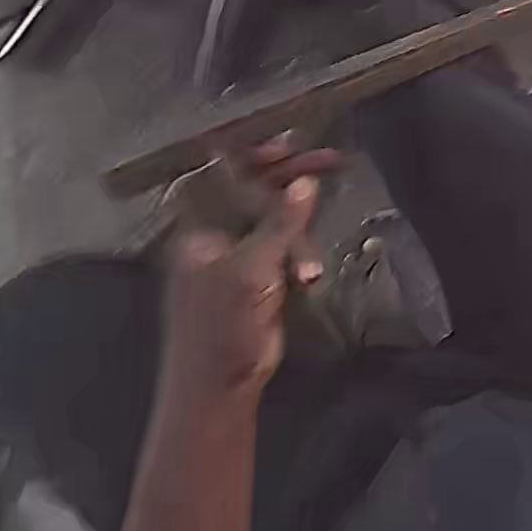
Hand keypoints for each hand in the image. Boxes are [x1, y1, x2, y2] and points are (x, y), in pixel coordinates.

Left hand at [159, 136, 339, 395]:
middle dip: (291, 174)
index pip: (224, 176)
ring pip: (276, 214)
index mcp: (199, 227)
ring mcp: (240, 253)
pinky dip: (303, 245)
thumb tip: (306, 182)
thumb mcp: (251, 269)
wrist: (220, 387)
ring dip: (303, 210)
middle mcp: (217, 233)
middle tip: (329, 158)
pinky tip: (313, 262)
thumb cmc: (221, 325)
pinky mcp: (262, 272)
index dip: (254, 154)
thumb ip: (281, 223)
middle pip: (256, 190)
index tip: (290, 143)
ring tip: (332, 201)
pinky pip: (286, 242)